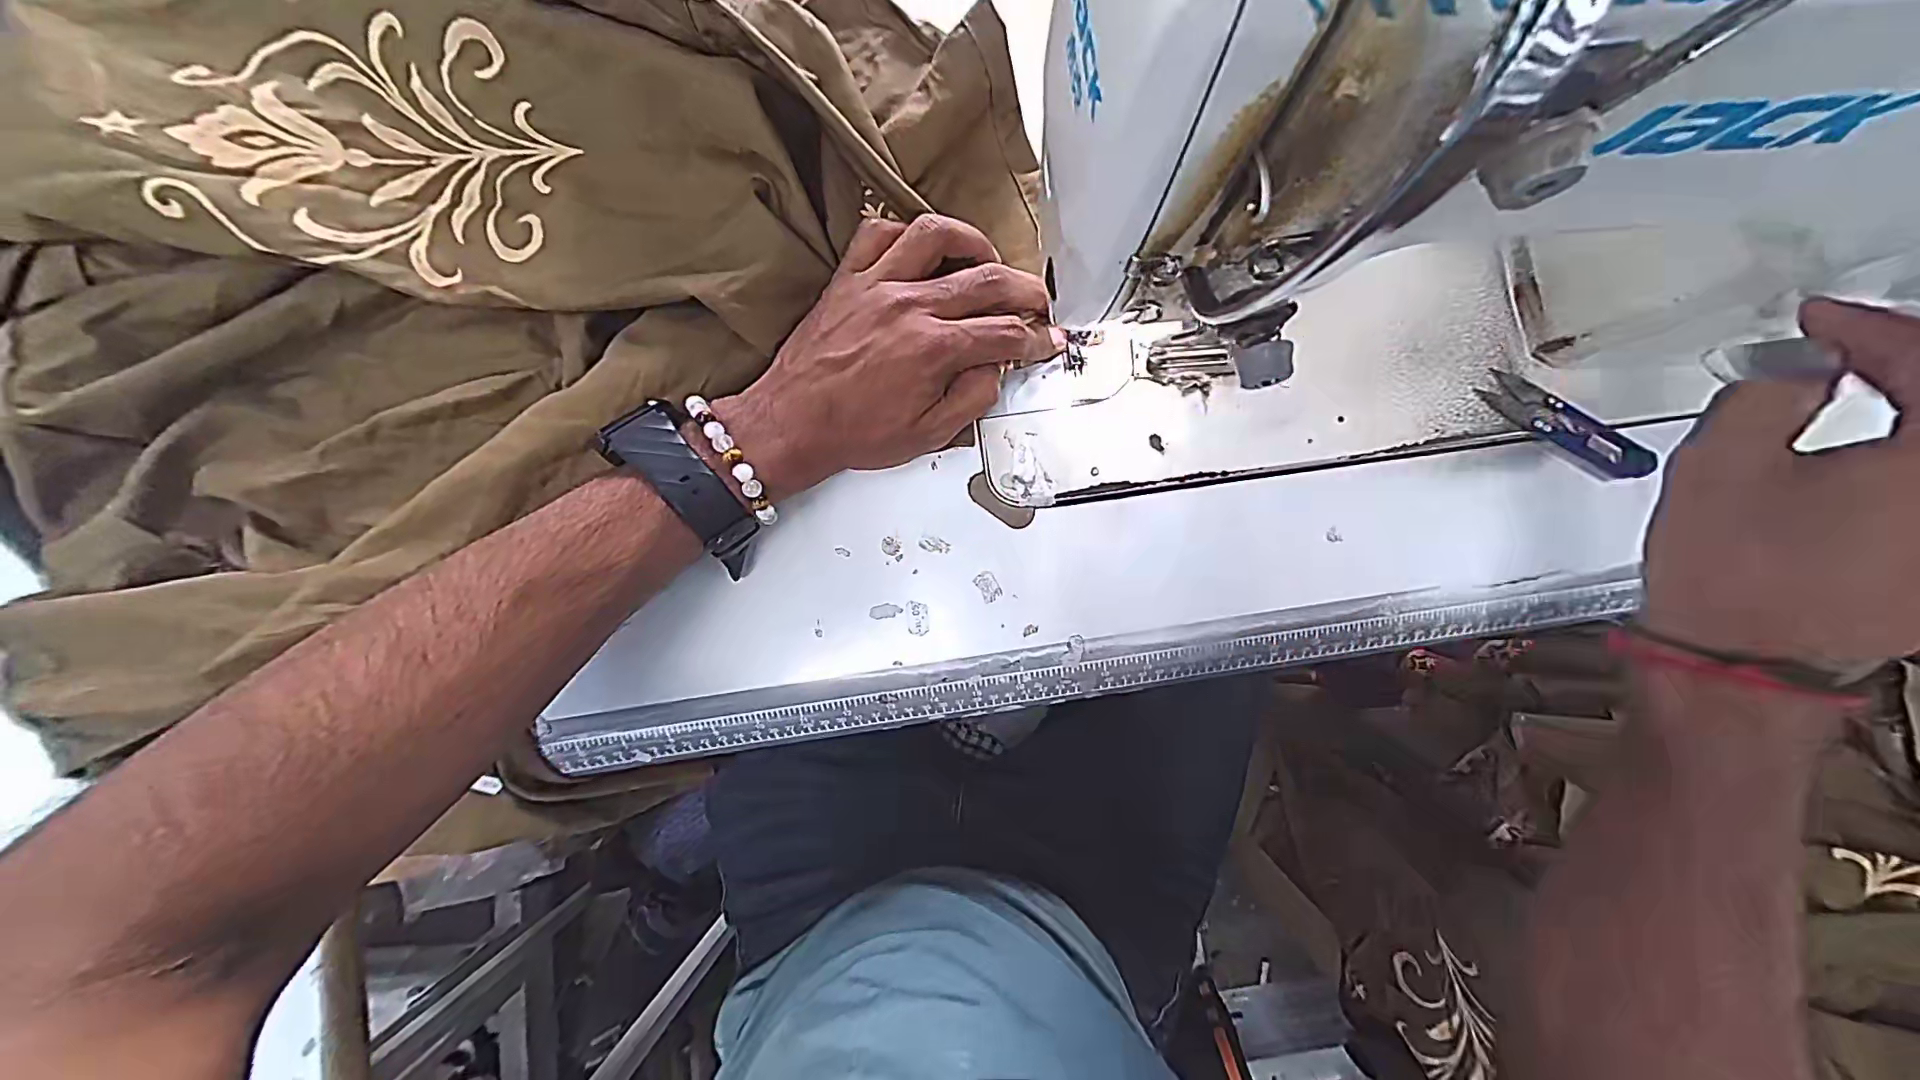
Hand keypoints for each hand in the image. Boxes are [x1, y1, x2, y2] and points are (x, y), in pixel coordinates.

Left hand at [709, 215, 1062, 500]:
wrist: (794, 423)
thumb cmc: (852, 432)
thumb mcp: (927, 435)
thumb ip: (971, 398)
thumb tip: (994, 370)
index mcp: (933, 349)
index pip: (1004, 333)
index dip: (1035, 338)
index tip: (1046, 340)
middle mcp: (908, 307)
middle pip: (988, 279)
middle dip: (1026, 290)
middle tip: (1037, 302)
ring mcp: (876, 286)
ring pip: (937, 235)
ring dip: (974, 241)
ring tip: (988, 259)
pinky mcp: (848, 280)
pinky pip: (878, 232)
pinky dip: (905, 232)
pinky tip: (921, 249)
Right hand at [1642, 298, 1919, 668]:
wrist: (1737, 656)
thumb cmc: (1731, 573)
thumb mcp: (1718, 465)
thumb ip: (1766, 395)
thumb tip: (1801, 366)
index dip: (1871, 329)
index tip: (1826, 321)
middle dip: (1910, 361)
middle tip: (1857, 345)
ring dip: (1915, 402)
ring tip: (1873, 382)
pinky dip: (1909, 445)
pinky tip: (1882, 438)